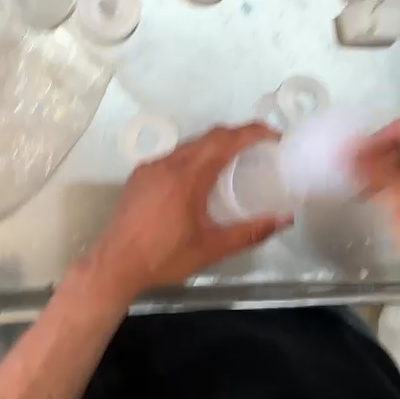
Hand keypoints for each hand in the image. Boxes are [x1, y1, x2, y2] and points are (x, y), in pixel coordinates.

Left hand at [79, 123, 291, 299]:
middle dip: (238, 136)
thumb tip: (285, 220)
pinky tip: (199, 179)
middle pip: (210, 136)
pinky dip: (194, 158)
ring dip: (215, 146)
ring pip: (190, 145)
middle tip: (260, 148)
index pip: (226, 140)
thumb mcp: (212, 248)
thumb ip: (250, 232)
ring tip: (233, 162)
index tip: (275, 137)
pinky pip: (173, 157)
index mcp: (188, 176)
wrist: (114, 265)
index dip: (254, 132)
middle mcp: (169, 163)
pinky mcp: (140, 176)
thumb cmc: (164, 257)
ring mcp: (151, 167)